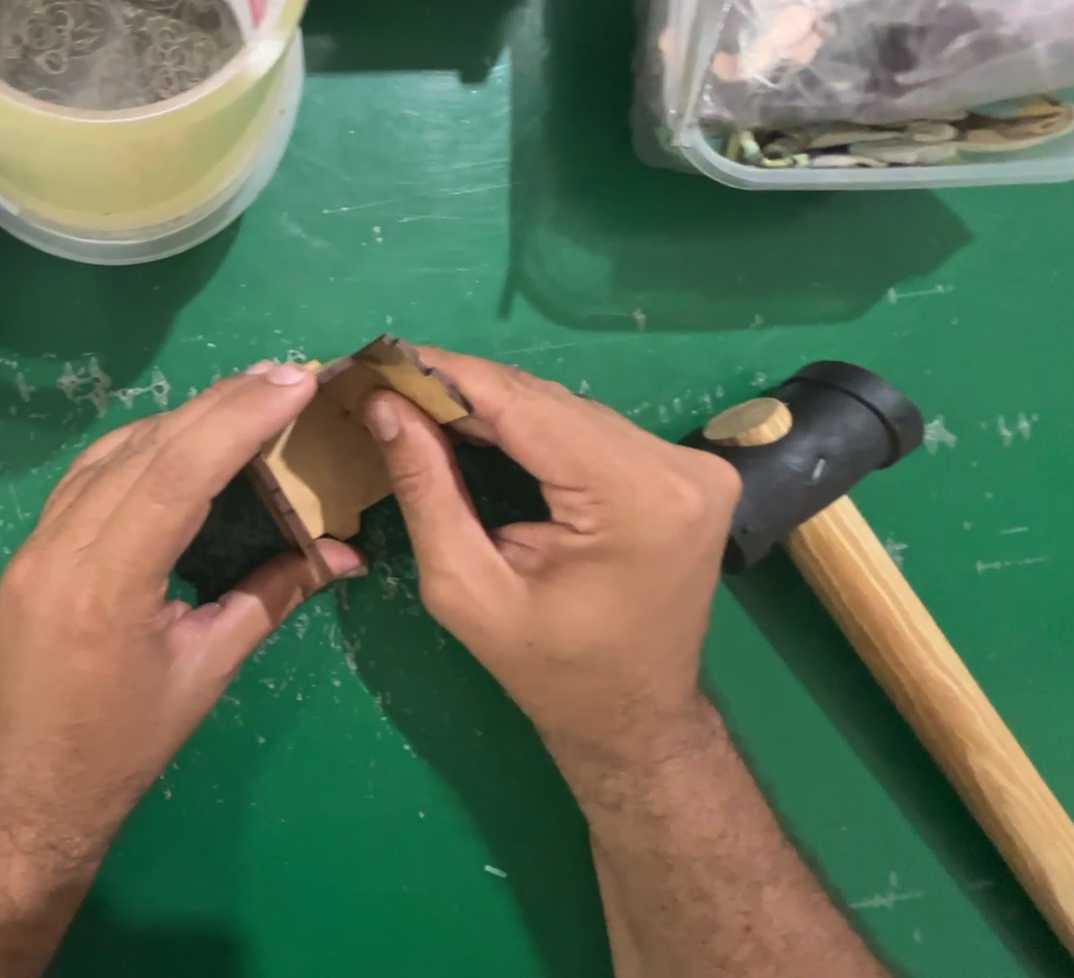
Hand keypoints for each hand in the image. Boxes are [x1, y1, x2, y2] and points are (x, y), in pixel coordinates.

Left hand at [0, 362, 364, 856]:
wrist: (26, 794)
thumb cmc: (122, 747)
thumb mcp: (206, 672)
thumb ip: (272, 596)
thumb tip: (343, 554)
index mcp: (107, 585)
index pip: (175, 473)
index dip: (237, 419)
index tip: (293, 382)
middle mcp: (61, 548)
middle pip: (144, 449)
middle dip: (218, 404)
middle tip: (281, 376)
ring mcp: (36, 543)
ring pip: (111, 452)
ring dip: (179, 420)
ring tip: (241, 402)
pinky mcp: (30, 547)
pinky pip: (88, 476)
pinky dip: (139, 448)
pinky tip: (176, 442)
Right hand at [362, 348, 738, 763]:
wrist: (632, 715)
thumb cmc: (544, 666)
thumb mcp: (462, 585)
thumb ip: (424, 488)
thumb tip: (386, 407)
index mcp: (633, 499)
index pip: (524, 406)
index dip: (448, 375)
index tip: (385, 357)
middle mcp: (675, 467)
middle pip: (545, 401)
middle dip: (462, 388)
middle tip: (390, 382)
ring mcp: (689, 466)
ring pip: (564, 407)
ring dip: (490, 403)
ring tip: (420, 401)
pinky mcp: (682, 472)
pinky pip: (584, 427)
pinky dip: (525, 423)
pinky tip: (475, 425)